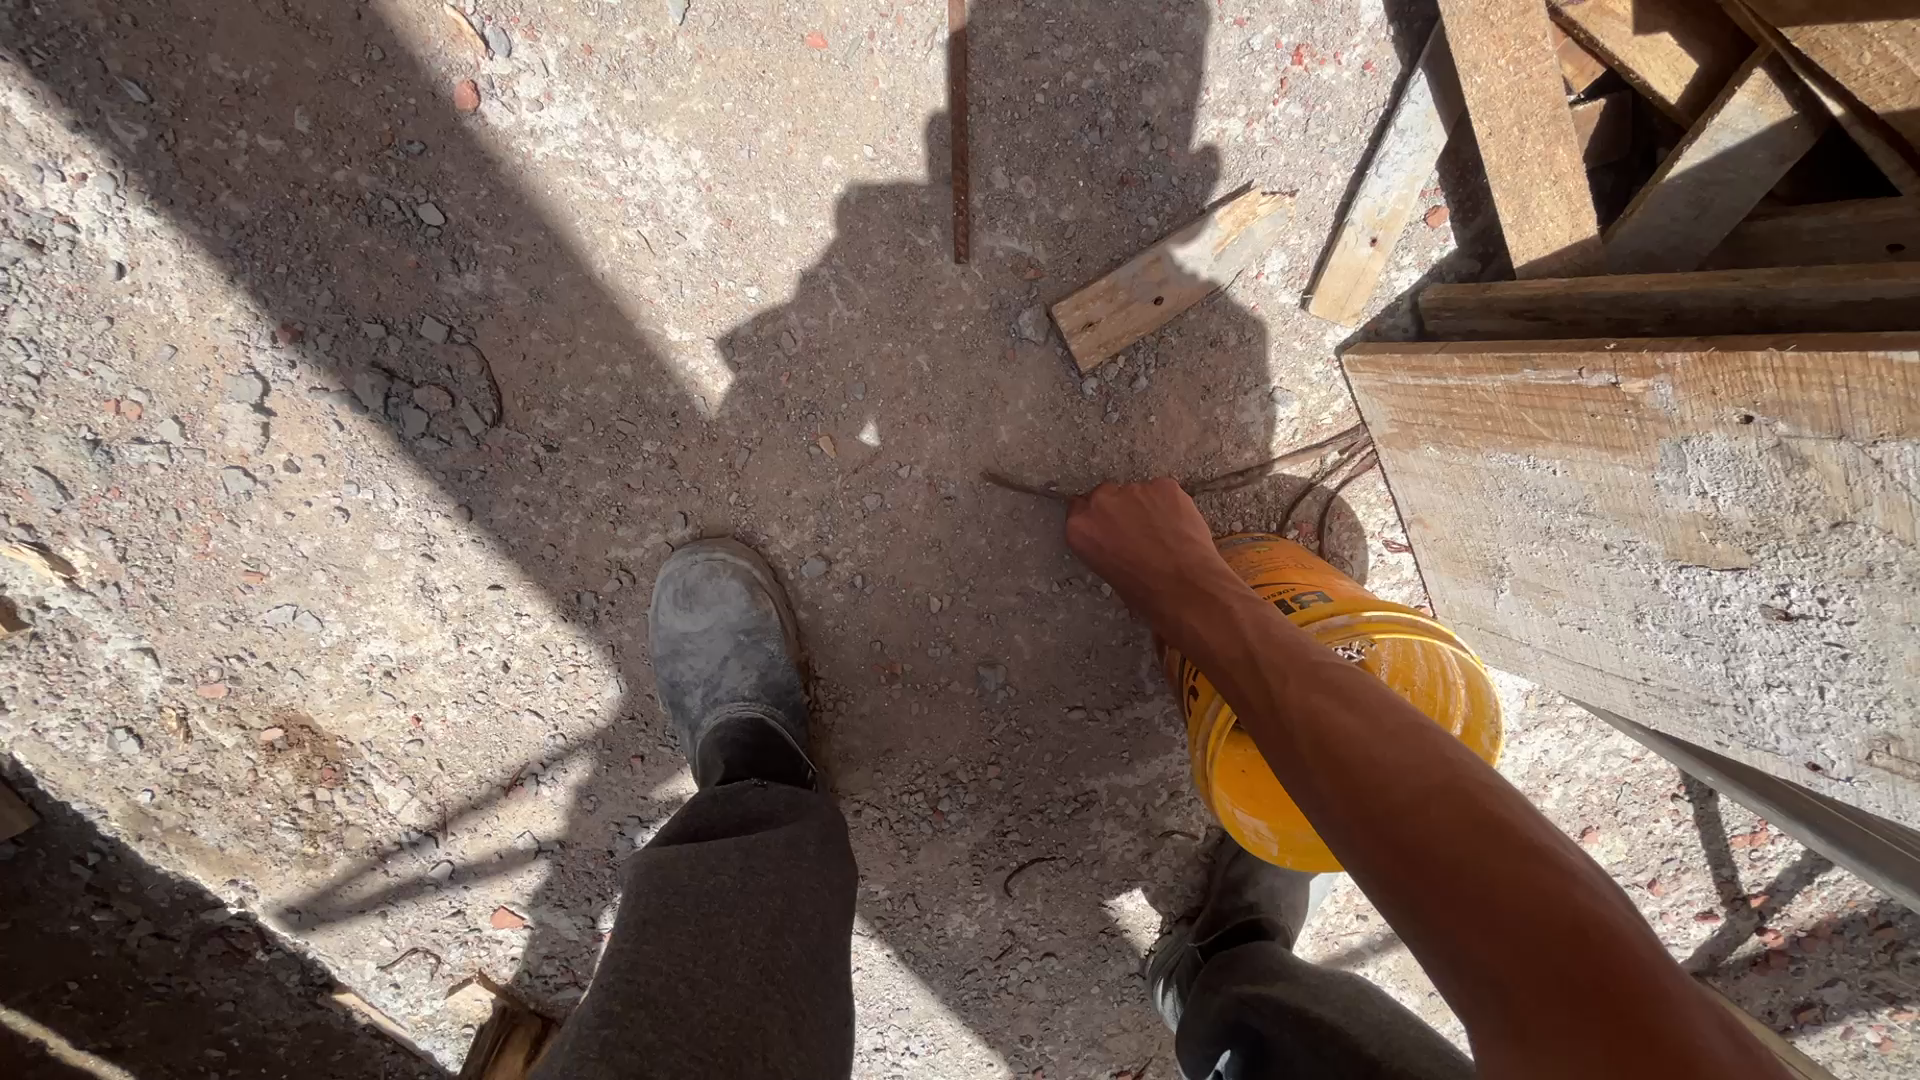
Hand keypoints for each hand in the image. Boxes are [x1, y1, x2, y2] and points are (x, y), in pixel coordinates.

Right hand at [1064, 479, 1237, 621]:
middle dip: (1118, 509)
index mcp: (1080, 528)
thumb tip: (1113, 538)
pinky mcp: (1162, 486)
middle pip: (1105, 495)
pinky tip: (1176, 525)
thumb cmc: (1146, 591)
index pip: (1078, 509)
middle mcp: (1101, 503)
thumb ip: (1101, 544)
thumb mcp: (1107, 572)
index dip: (1095, 517)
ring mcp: (1133, 491)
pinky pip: (1162, 490)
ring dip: (1145, 507)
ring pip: (1136, 492)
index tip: (1106, 524)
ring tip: (1162, 533)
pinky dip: (1169, 504)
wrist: (1183, 587)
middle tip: (1136, 530)